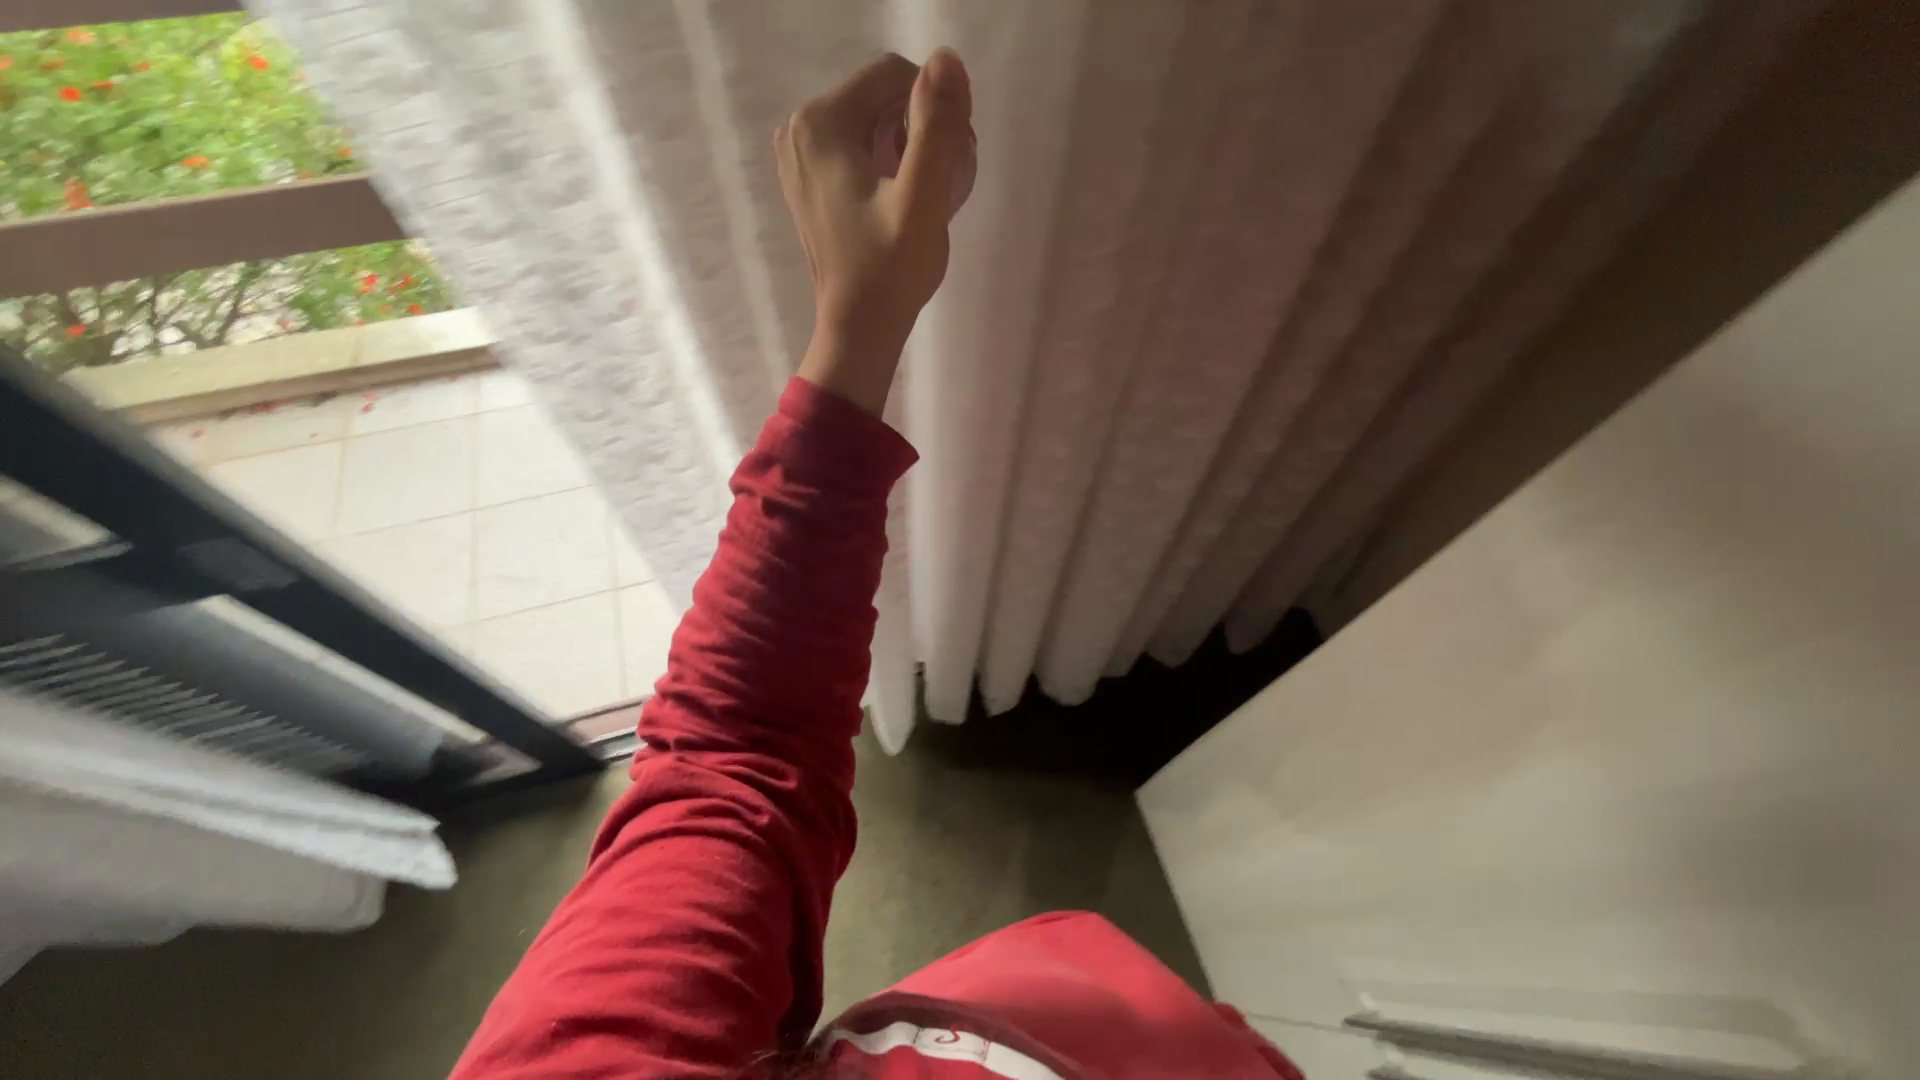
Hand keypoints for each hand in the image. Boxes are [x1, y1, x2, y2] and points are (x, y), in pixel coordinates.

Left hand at [778, 50, 973, 413]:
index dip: (934, 111)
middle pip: (882, 96)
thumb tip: (946, 60)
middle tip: (943, 183)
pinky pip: (859, 147)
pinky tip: (901, 202)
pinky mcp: (809, 179)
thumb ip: (935, 127)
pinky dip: (888, 164)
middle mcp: (800, 128)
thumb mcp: (922, 198)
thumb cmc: (890, 269)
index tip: (949, 162)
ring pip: (874, 121)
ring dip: (910, 147)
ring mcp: (800, 155)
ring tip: (925, 196)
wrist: (859, 327)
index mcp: (821, 123)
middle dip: (922, 129)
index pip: (895, 76)